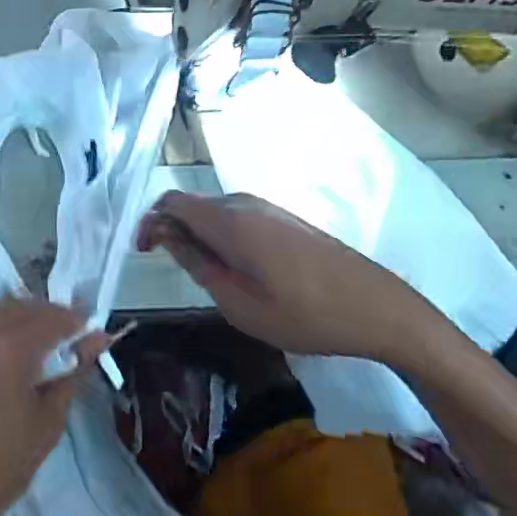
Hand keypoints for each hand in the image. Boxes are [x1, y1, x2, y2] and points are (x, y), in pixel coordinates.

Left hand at [0, 297, 104, 515]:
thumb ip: (74, 370)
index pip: (56, 316)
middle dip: (51, 320)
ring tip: (35, 350)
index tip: (89, 338)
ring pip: (4, 307)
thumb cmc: (3, 462)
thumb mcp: (50, 418)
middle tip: (65, 347)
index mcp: (12, 346)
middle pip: (29, 305)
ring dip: (25, 319)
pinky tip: (5, 350)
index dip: (77, 324)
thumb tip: (98, 336)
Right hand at [137, 191, 436, 361]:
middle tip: (177, 274)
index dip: (149, 223)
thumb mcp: (239, 304)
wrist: (374, 306)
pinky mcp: (282, 217)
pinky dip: (221, 237)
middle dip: (173, 232)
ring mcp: (266, 207)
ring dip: (199, 237)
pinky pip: (236, 218)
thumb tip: (167, 237)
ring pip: (214, 212)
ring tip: (209, 279)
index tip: (143, 254)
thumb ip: (198, 266)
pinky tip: (238, 272)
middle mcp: (244, 202)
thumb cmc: (304, 313)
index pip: (171, 201)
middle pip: (192, 205)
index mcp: (229, 219)